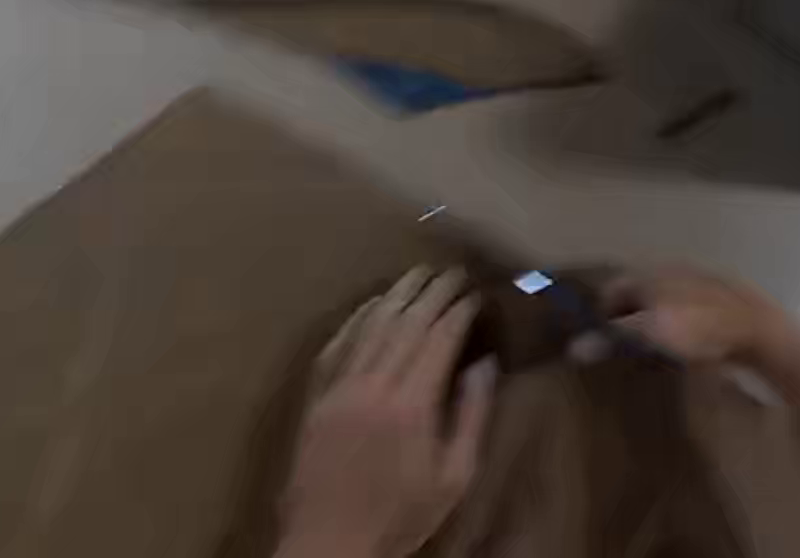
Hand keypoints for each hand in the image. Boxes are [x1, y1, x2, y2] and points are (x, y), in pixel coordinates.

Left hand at [277, 268, 496, 557]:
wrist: (325, 555)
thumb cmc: (400, 515)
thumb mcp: (455, 476)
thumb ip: (473, 415)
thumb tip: (485, 362)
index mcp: (411, 404)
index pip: (441, 337)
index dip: (462, 309)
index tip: (478, 294)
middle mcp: (373, 388)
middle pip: (408, 322)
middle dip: (436, 291)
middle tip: (456, 271)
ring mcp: (338, 392)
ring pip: (371, 326)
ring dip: (399, 294)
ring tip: (420, 272)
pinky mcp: (314, 402)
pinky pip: (335, 347)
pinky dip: (356, 319)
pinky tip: (372, 302)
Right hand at [600, 266, 799, 369]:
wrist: (756, 328)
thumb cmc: (700, 326)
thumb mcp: (652, 331)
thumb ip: (614, 335)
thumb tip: (575, 347)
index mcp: (654, 274)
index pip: (613, 287)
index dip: (598, 314)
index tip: (593, 344)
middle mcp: (671, 274)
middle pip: (635, 297)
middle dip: (622, 321)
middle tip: (615, 353)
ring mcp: (694, 288)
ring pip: (658, 307)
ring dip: (646, 329)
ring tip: (642, 358)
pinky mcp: (712, 306)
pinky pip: (679, 318)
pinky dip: (669, 333)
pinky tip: (674, 354)